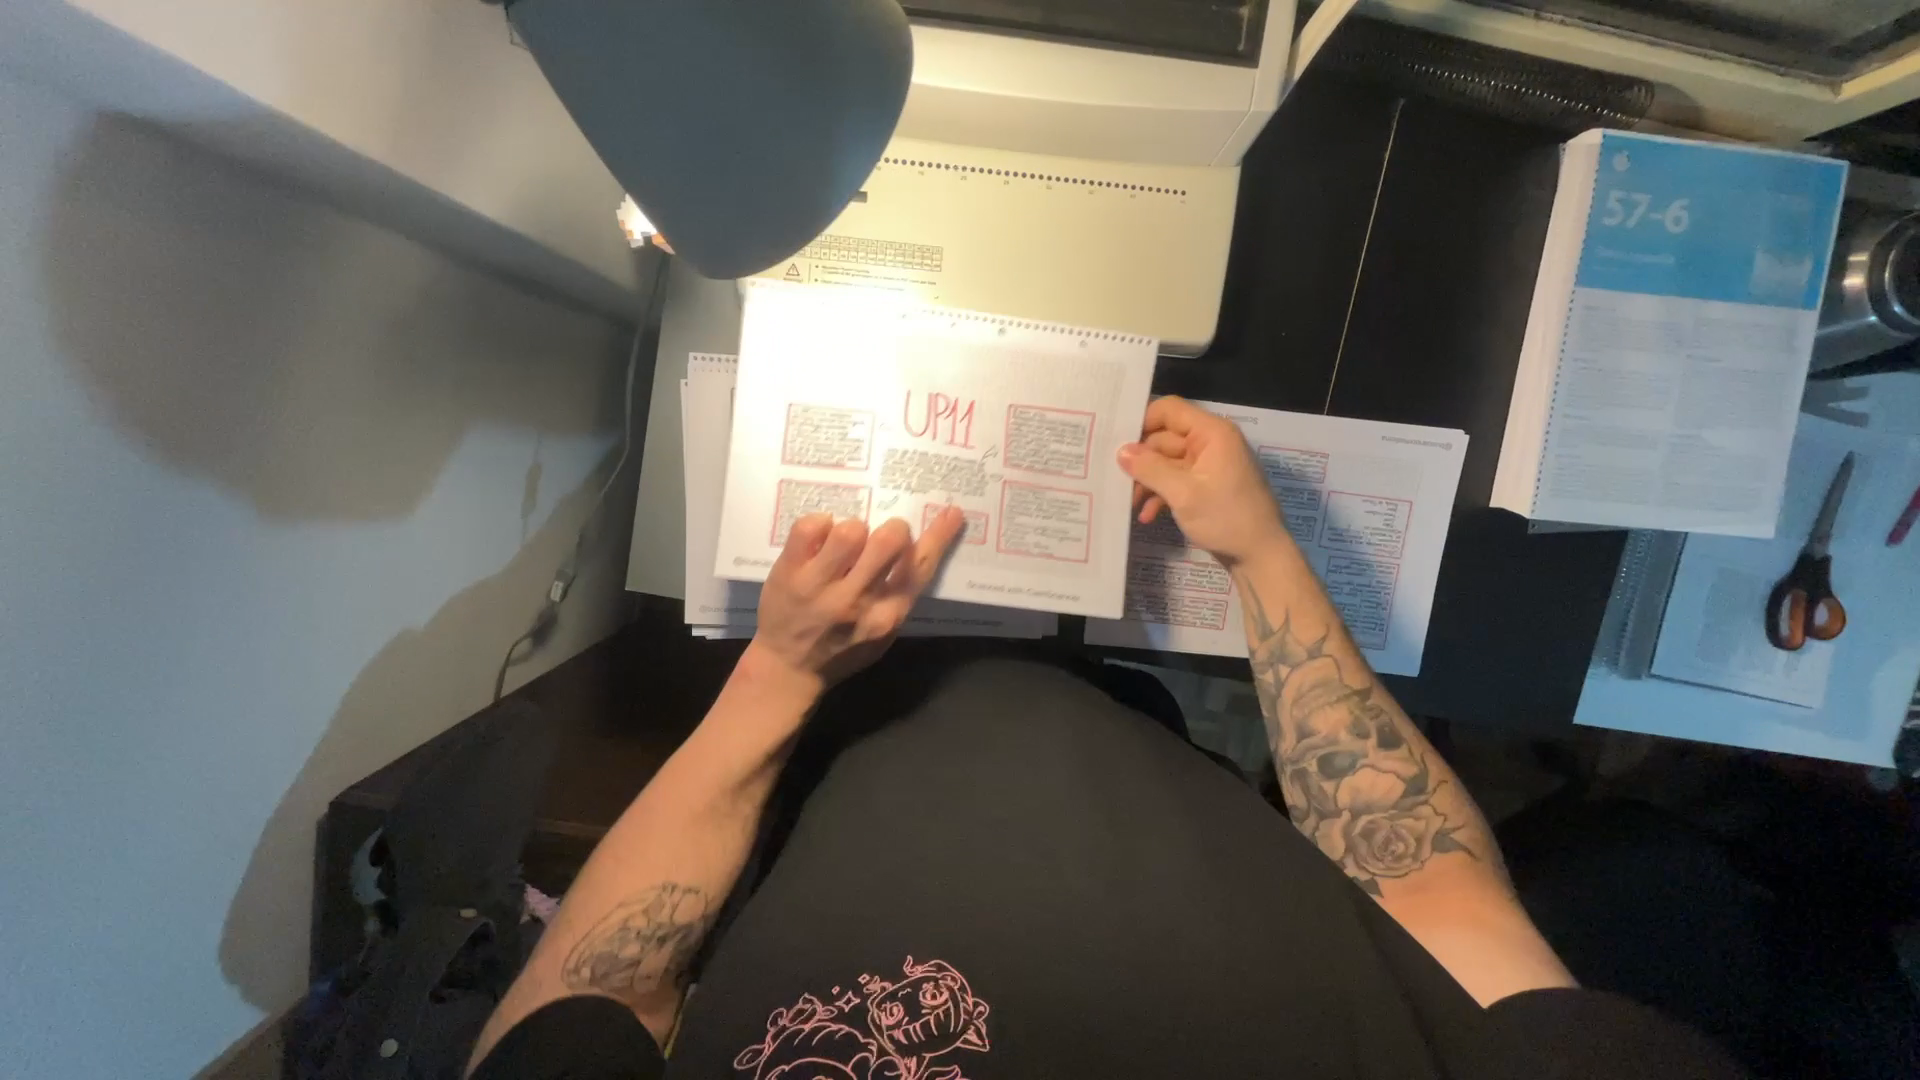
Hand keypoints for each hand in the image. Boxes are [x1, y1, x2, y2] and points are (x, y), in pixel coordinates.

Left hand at [745, 508, 965, 692]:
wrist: (789, 669)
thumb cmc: (843, 649)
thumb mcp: (883, 633)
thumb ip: (899, 596)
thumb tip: (918, 549)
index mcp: (887, 615)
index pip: (919, 568)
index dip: (938, 536)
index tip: (951, 513)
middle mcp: (856, 599)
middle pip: (888, 541)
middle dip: (893, 529)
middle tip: (882, 536)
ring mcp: (819, 586)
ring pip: (850, 531)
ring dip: (854, 528)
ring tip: (845, 543)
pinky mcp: (789, 573)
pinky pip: (809, 528)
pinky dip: (819, 523)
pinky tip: (819, 537)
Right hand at [1117, 396, 1289, 565]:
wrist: (1260, 556)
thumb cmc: (1226, 518)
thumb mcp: (1183, 493)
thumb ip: (1150, 469)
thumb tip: (1121, 451)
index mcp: (1212, 433)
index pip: (1169, 410)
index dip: (1142, 422)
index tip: (1116, 443)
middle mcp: (1210, 443)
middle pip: (1164, 438)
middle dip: (1141, 461)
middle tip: (1116, 481)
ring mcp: (1209, 465)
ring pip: (1166, 462)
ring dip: (1147, 481)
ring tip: (1129, 504)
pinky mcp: (1206, 486)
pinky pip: (1176, 480)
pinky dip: (1160, 494)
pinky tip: (1147, 515)